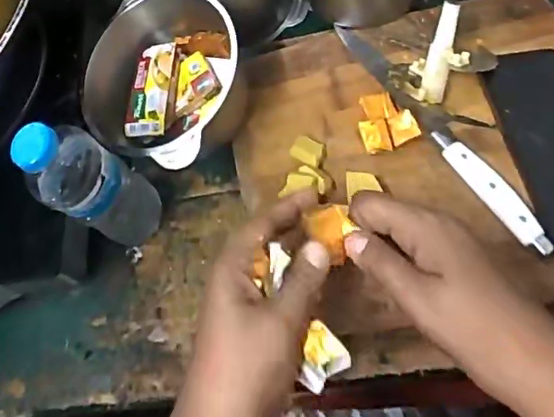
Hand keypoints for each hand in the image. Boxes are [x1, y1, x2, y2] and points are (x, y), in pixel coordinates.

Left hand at [174, 191, 330, 416]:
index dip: (287, 206)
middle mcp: (231, 279)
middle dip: (291, 228)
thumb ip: (301, 281)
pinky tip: (311, 290)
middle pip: (263, 242)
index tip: (315, 190)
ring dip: (294, 258)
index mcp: (232, 267)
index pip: (260, 223)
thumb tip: (318, 243)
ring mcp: (236, 306)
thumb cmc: (247, 364)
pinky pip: (271, 295)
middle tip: (322, 215)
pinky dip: (292, 287)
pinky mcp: (246, 330)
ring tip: (322, 246)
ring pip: (269, 269)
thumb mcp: (280, 322)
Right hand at [342, 192, 542, 384]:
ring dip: (387, 250)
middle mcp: (438, 219)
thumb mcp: (417, 300)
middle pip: (386, 212)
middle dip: (368, 236)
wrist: (536, 359)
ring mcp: (453, 236)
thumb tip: (348, 236)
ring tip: (385, 286)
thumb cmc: (471, 328)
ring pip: (403, 229)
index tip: (344, 257)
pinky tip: (413, 291)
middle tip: (363, 277)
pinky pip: (421, 243)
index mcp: (424, 223)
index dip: (350, 224)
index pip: (369, 202)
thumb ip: (380, 264)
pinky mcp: (463, 255)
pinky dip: (408, 259)